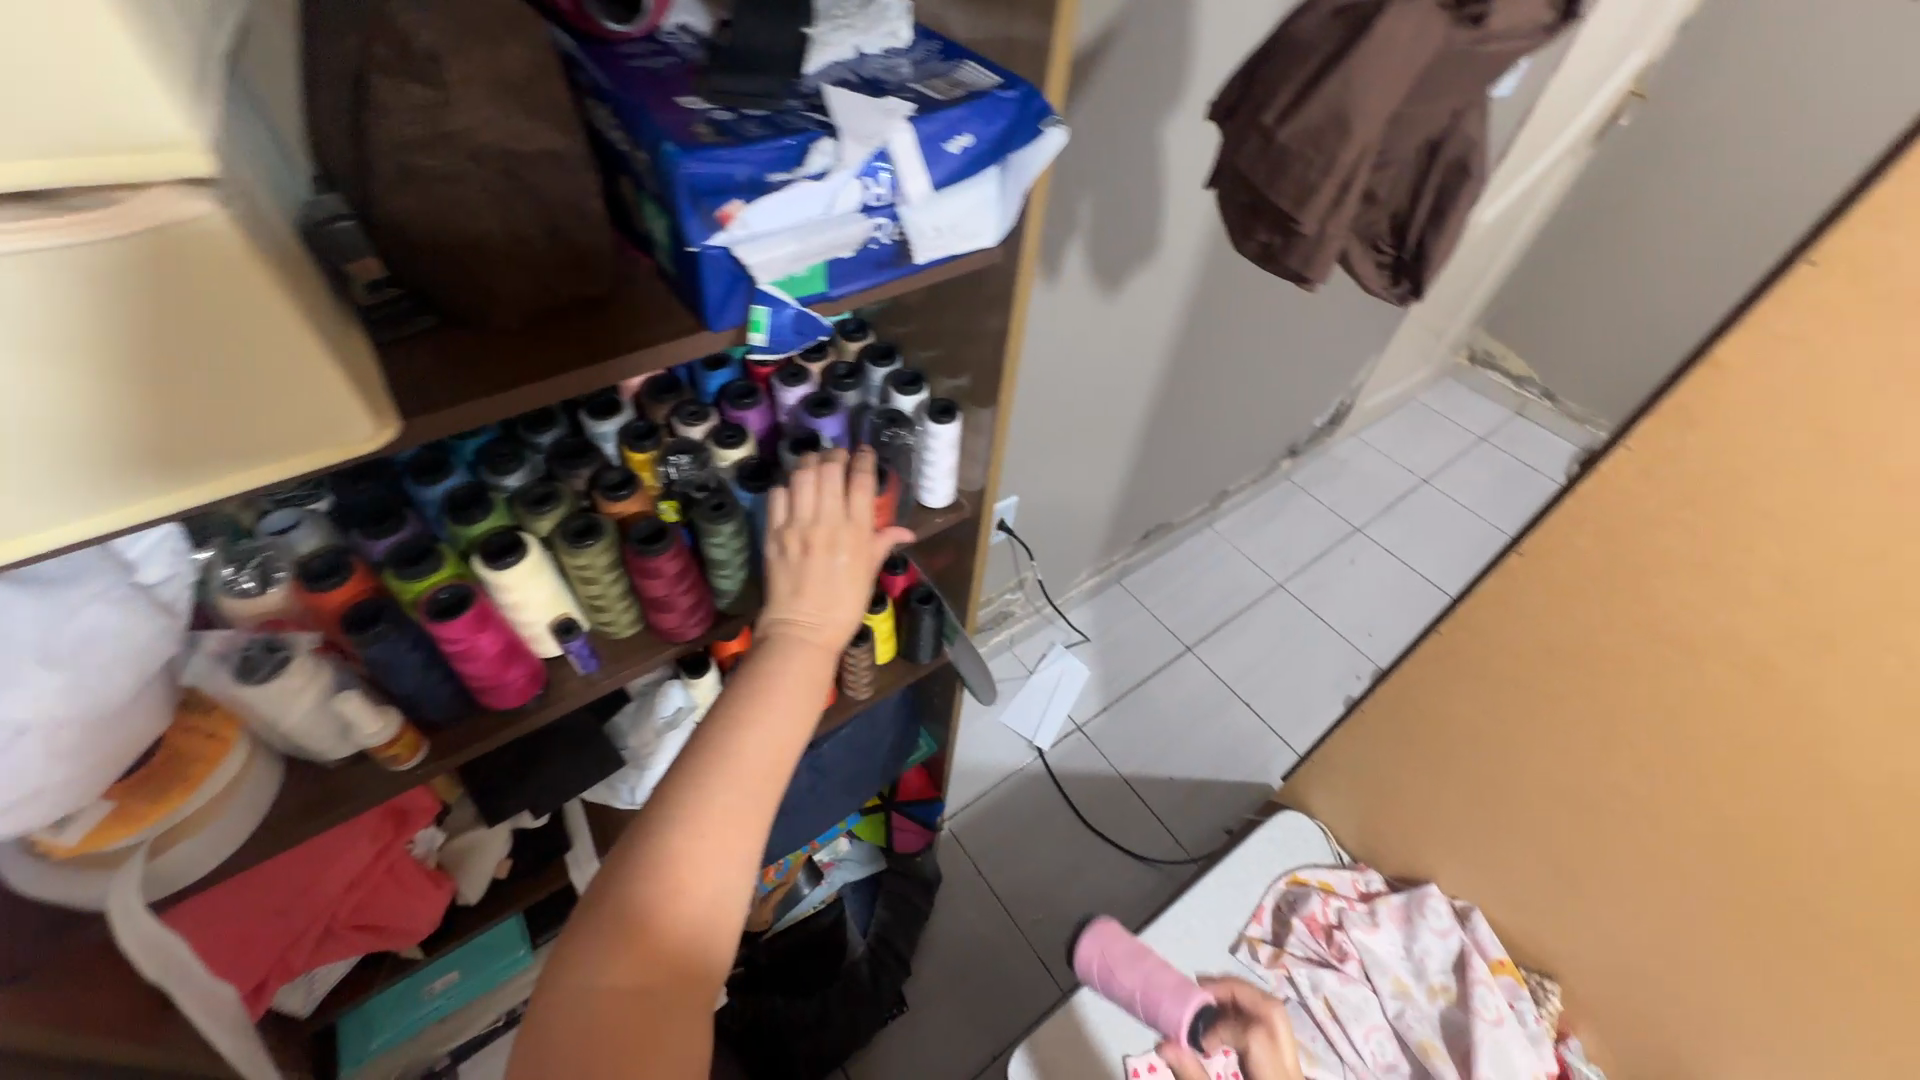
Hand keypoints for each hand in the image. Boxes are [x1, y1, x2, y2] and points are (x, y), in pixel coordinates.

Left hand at [759, 447, 915, 655]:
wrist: (803, 629)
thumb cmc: (843, 605)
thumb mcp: (870, 573)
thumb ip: (884, 543)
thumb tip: (906, 532)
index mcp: (857, 531)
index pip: (861, 480)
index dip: (863, 459)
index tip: (864, 452)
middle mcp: (828, 521)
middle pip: (830, 469)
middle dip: (835, 455)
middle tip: (837, 454)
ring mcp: (798, 525)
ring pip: (802, 475)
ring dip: (809, 462)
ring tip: (814, 461)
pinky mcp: (774, 533)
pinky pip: (778, 495)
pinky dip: (786, 485)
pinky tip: (792, 489)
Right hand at [1158, 976, 1303, 1079]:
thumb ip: (1193, 1079)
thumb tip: (1163, 1043)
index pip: (1255, 1033)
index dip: (1222, 1027)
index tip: (1199, 1043)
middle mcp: (1292, 1070)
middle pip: (1272, 1011)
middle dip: (1234, 991)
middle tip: (1200, 992)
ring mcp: (1294, 1070)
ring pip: (1275, 1016)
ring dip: (1239, 1000)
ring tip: (1206, 1004)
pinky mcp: (1287, 1072)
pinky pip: (1271, 1030)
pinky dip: (1245, 1017)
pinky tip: (1222, 1026)